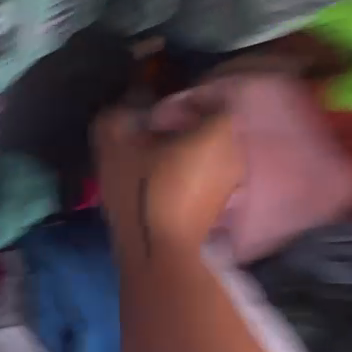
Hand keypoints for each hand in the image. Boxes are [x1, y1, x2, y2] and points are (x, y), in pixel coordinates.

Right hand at [92, 107, 242, 254]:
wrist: (160, 250)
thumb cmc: (143, 190)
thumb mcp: (116, 147)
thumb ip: (120, 118)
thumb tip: (129, 109)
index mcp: (217, 132)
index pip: (215, 101)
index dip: (188, 102)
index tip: (160, 113)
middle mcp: (235, 153)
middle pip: (214, 129)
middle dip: (188, 128)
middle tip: (153, 135)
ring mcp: (234, 182)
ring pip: (213, 154)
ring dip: (189, 152)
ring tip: (156, 160)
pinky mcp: (225, 205)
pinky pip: (210, 176)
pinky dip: (192, 174)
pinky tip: (164, 183)